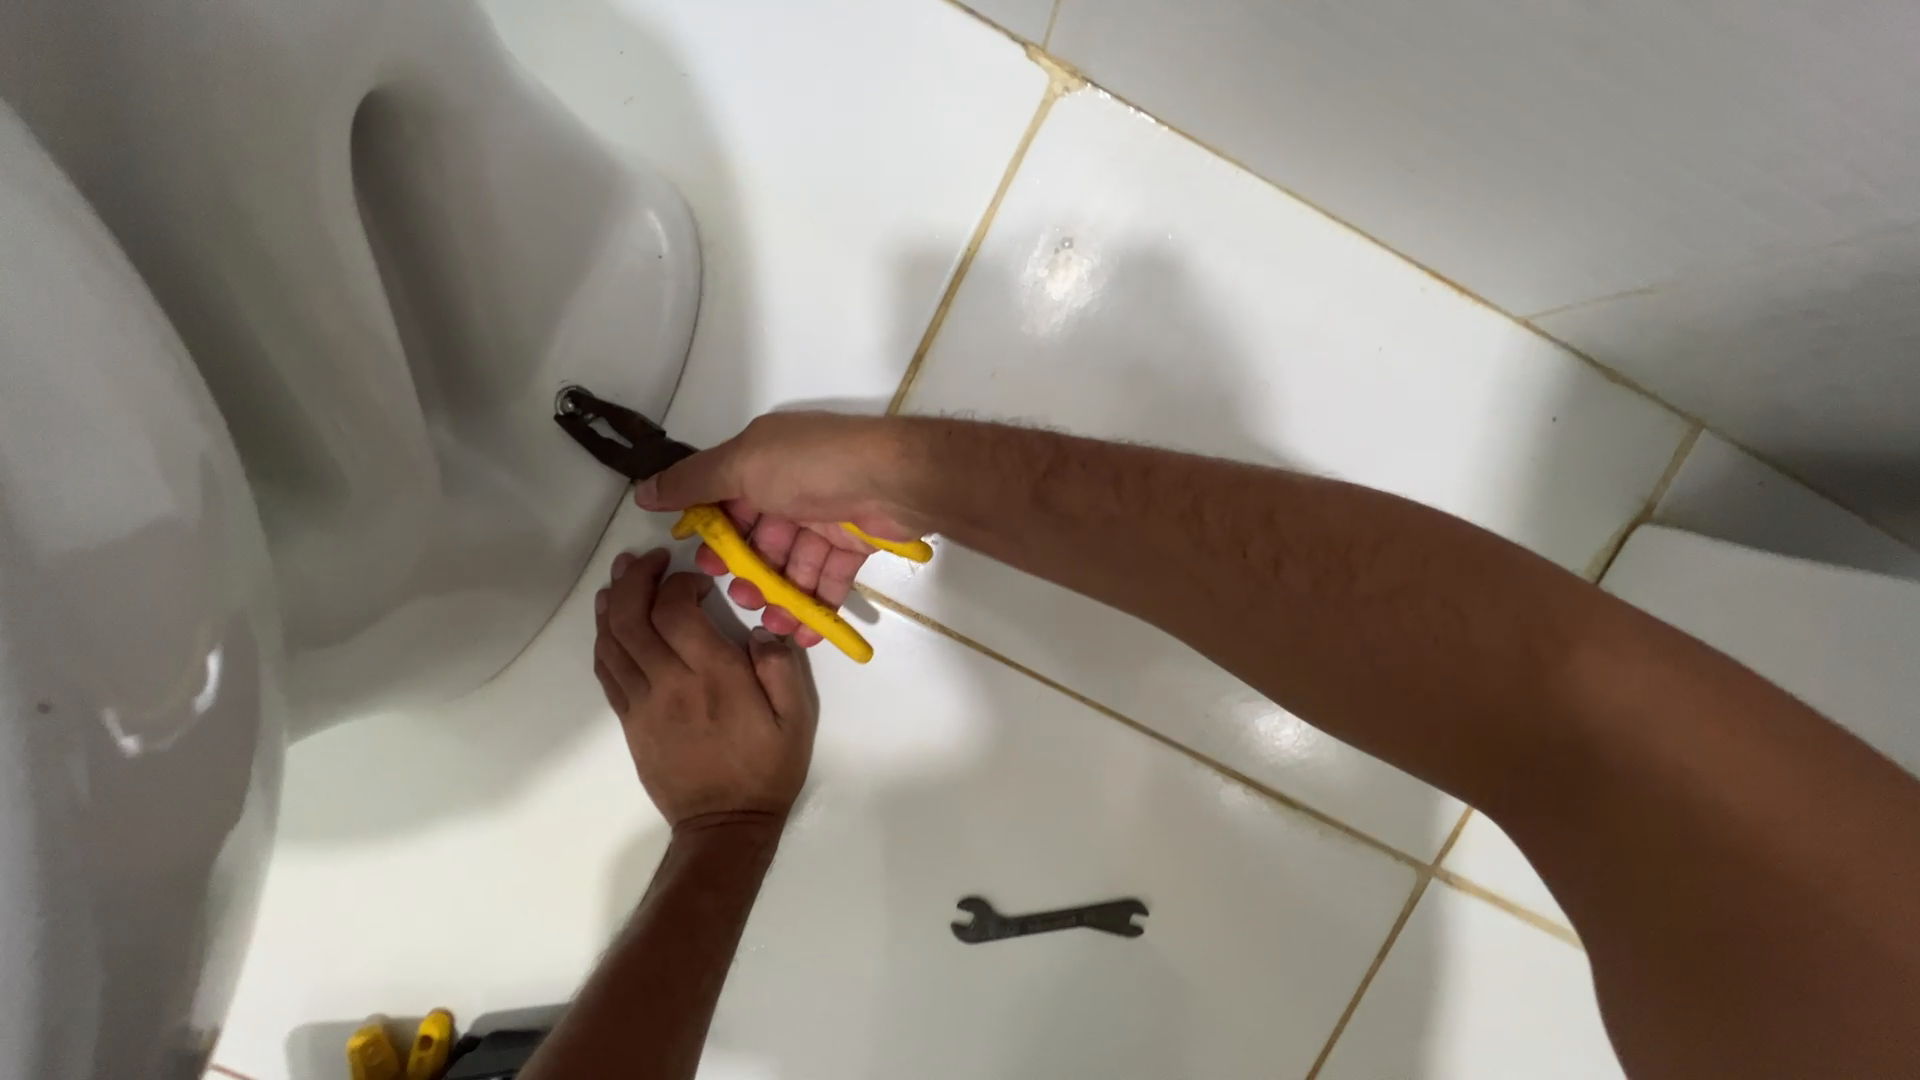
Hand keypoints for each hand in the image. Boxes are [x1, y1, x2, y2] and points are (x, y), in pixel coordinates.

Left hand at [593, 548, 819, 828]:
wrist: (724, 825)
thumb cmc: (767, 769)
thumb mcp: (797, 718)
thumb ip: (782, 667)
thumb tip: (759, 631)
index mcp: (714, 677)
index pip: (676, 612)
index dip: (680, 583)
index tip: (698, 579)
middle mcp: (670, 684)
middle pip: (633, 618)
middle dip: (636, 579)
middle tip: (649, 558)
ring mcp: (643, 703)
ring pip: (612, 640)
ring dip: (613, 601)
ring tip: (622, 575)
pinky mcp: (629, 721)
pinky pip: (606, 670)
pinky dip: (604, 637)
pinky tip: (609, 618)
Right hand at [633, 413, 923, 646]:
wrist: (895, 482)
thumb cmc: (812, 468)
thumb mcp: (744, 465)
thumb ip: (695, 481)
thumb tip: (645, 491)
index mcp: (766, 460)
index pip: (728, 498)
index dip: (712, 532)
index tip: (700, 565)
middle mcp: (795, 485)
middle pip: (761, 536)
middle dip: (747, 571)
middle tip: (740, 598)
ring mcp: (828, 515)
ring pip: (794, 562)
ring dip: (780, 594)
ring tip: (772, 623)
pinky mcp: (855, 543)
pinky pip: (828, 576)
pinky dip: (815, 603)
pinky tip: (802, 632)